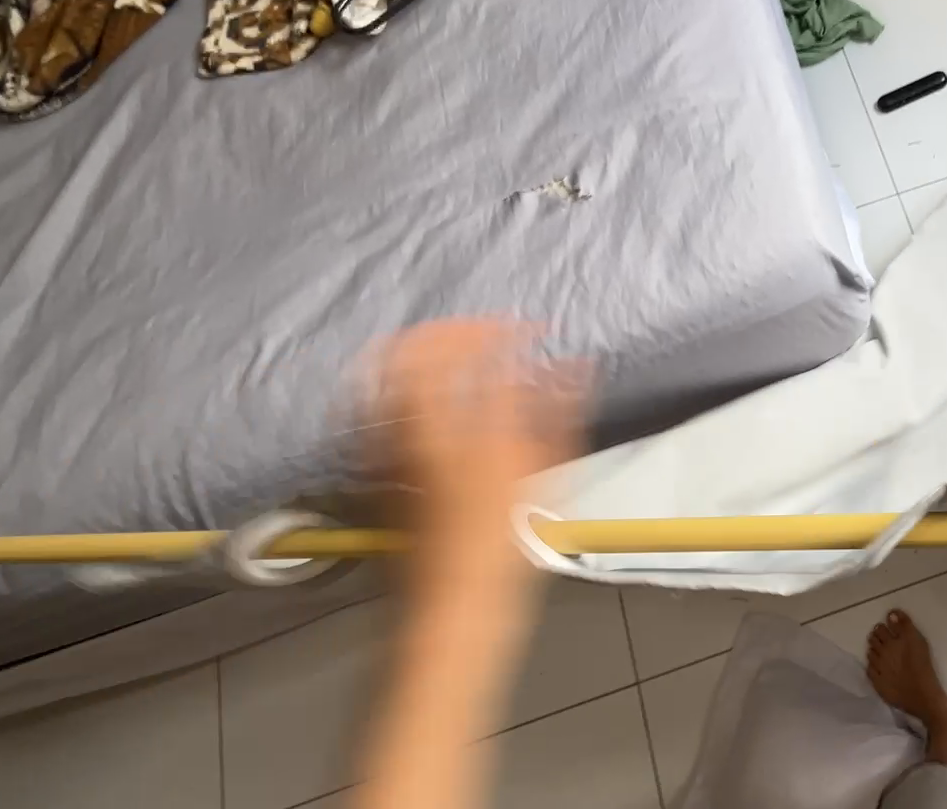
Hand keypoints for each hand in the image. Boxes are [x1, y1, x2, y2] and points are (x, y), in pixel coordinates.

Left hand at [356, 325, 589, 808]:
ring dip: (421, 349)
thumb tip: (574, 360)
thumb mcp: (543, 480)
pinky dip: (398, 381)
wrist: (444, 616)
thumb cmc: (502, 550)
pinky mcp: (372, 468)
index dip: (500, 330)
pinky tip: (428, 391)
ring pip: (381, 375)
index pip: (470, 355)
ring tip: (460, 349)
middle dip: (451, 329)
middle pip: (409, 353)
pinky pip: (372, 404)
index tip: (532, 329)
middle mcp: (410, 432)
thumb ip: (558, 411)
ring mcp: (382, 450)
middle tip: (488, 329)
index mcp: (458, 432)